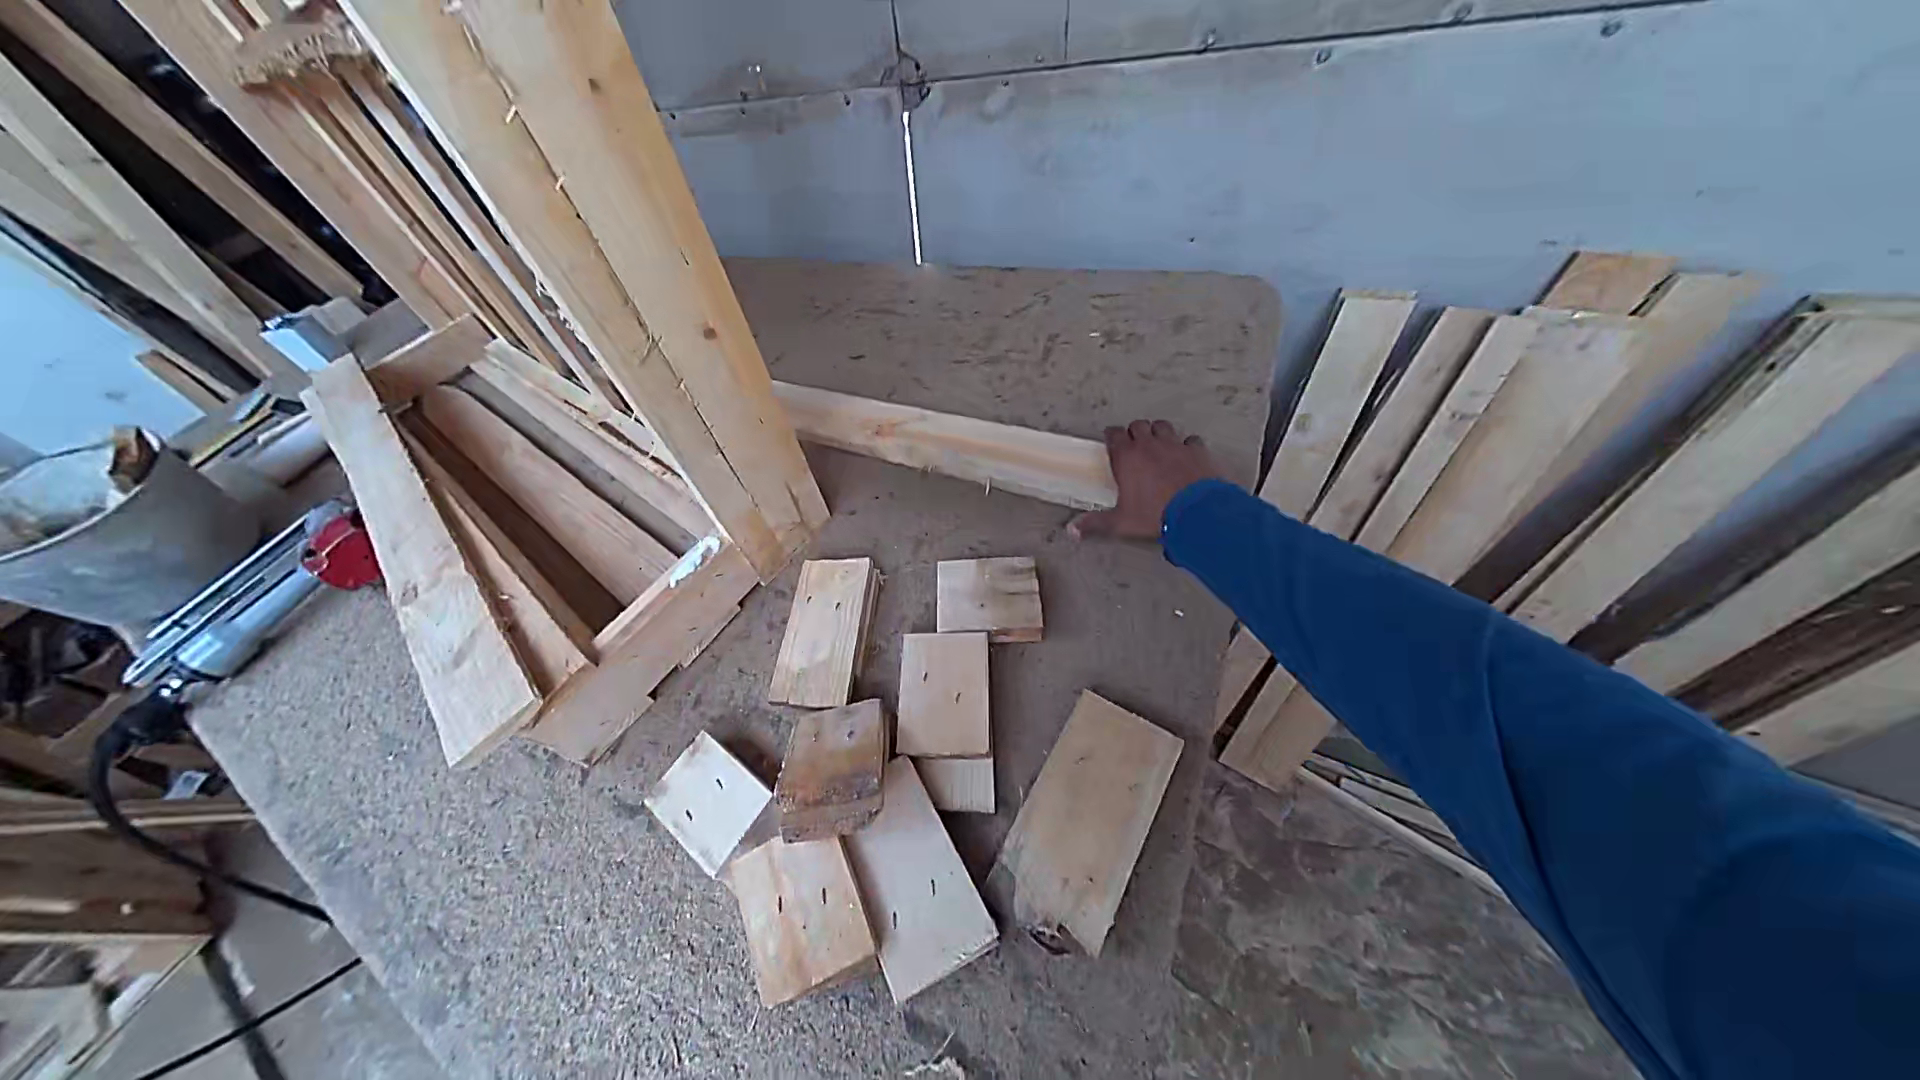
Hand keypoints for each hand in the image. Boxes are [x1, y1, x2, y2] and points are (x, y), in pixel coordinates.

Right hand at [1069, 419, 1223, 541]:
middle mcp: (1149, 445)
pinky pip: (1190, 440)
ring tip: (1157, 444)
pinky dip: (1186, 444)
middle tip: (1133, 445)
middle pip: (1138, 425)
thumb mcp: (1121, 522)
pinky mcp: (1196, 450)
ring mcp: (1175, 444)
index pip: (1114, 434)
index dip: (1112, 436)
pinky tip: (1185, 455)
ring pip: (1163, 426)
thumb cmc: (1155, 514)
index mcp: (1127, 457)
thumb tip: (1072, 530)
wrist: (1196, 513)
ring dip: (1158, 432)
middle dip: (1134, 432)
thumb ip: (1095, 523)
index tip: (1111, 442)